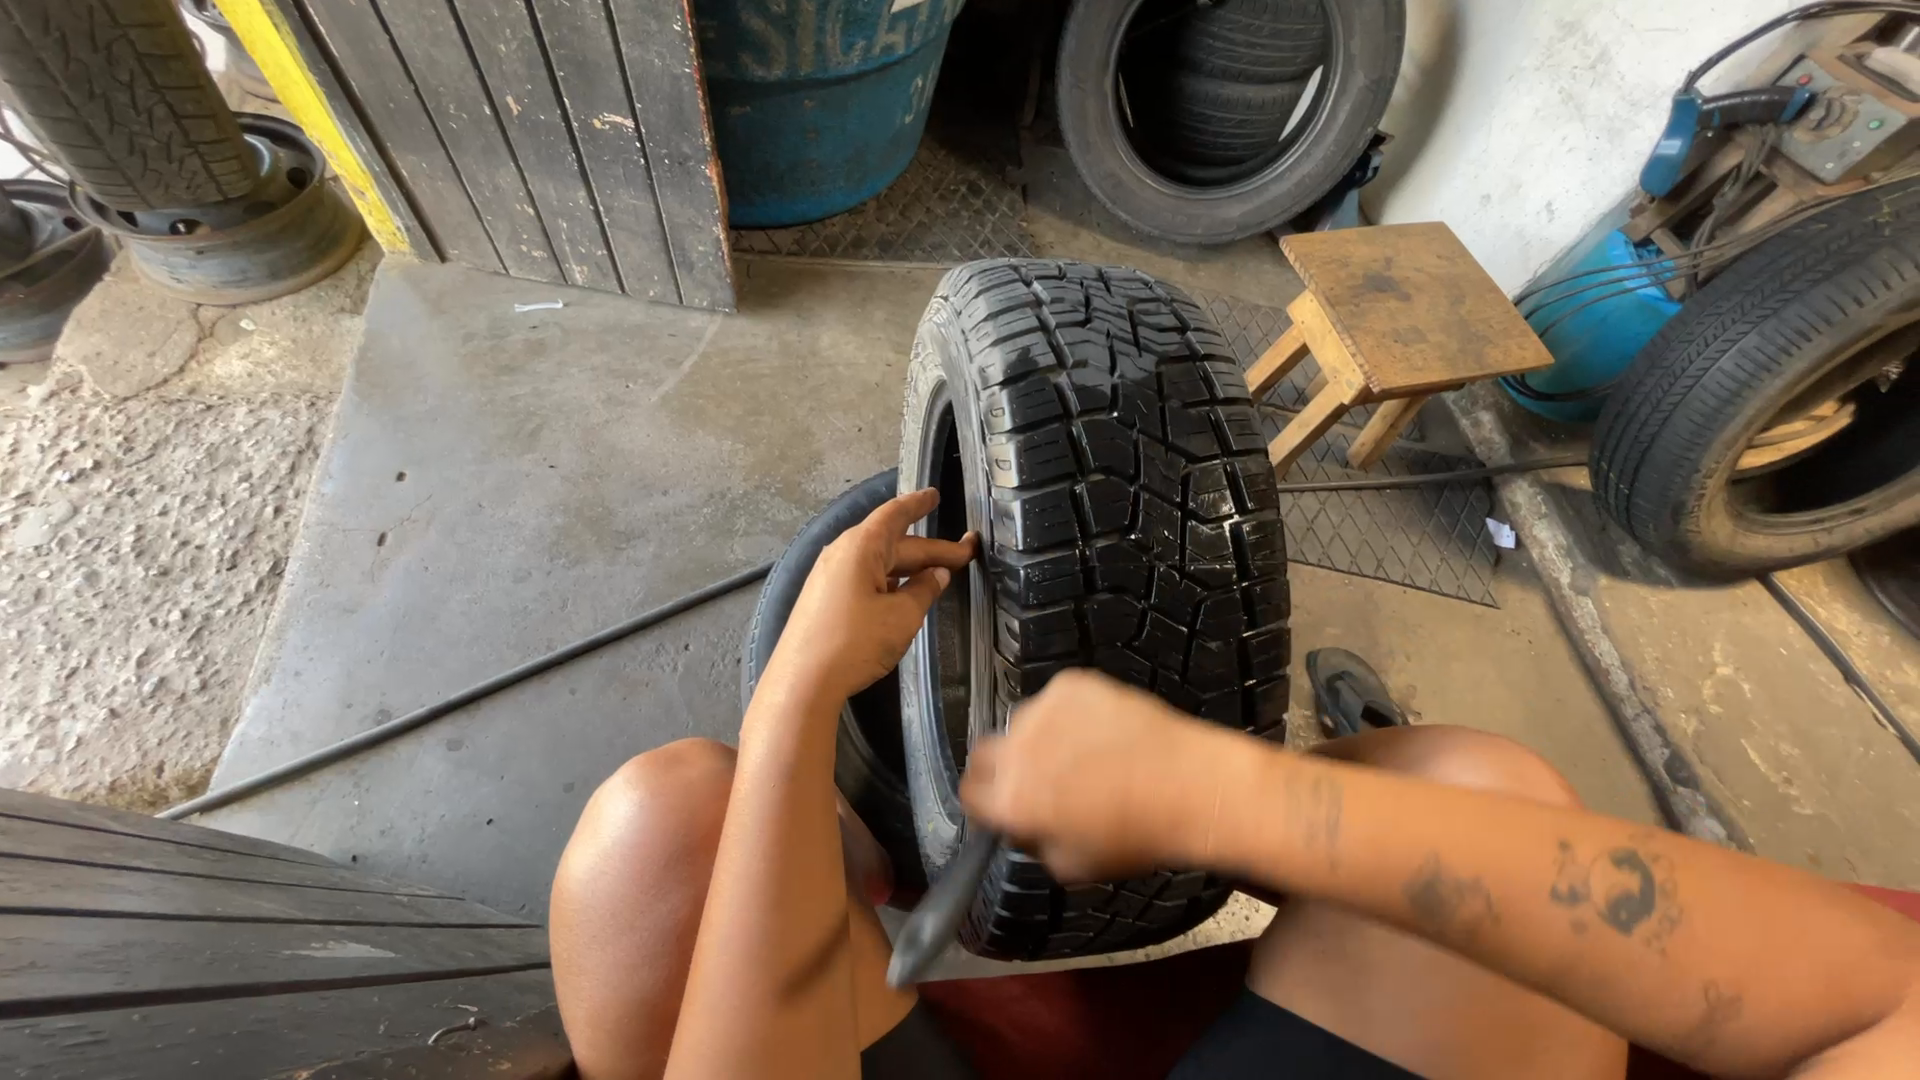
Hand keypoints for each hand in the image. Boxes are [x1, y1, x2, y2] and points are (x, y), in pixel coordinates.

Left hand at [763, 487, 976, 705]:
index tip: (935, 495)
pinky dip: (889, 582)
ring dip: (909, 567)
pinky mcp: (823, 600)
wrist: (802, 683)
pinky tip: (905, 595)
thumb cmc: (855, 643)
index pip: (895, 515)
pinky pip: (863, 579)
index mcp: (860, 547)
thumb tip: (937, 574)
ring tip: (940, 574)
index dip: (918, 504)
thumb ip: (924, 591)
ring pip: (878, 563)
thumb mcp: (902, 617)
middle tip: (964, 555)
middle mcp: (841, 554)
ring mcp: (829, 577)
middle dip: (929, 550)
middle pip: (892, 543)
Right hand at [960, 670, 1255, 881]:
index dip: (984, 800)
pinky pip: (1056, 699)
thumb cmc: (1134, 836)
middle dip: (1002, 767)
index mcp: (1011, 800)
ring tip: (1081, 752)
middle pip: (985, 753)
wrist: (1188, 784)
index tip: (1001, 802)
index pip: (968, 792)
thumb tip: (1024, 823)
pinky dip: (1069, 713)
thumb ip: (1033, 842)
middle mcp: (1015, 750)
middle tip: (1037, 777)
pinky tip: (1102, 729)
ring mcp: (1042, 709)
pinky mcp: (1070, 683)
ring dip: (1038, 738)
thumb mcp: (1072, 867)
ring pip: (1023, 723)